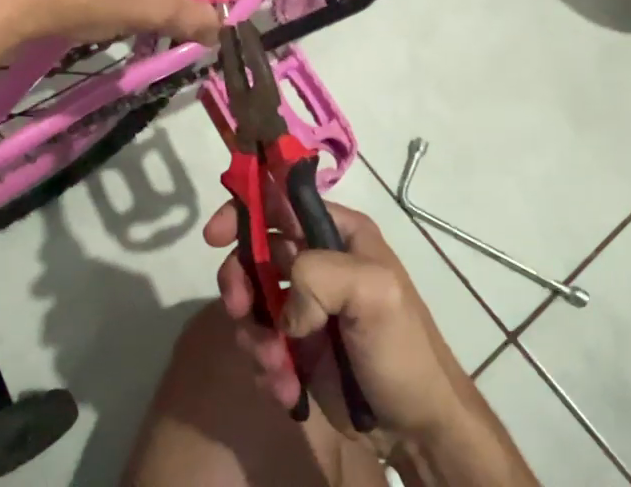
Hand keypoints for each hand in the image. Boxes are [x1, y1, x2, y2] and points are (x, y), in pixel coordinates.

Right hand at [205, 200, 470, 449]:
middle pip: (253, 252)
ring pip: (249, 302)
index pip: (282, 202)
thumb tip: (285, 308)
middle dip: (239, 282)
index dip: (244, 209)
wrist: (415, 428)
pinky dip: (265, 367)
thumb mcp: (374, 293)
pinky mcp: (294, 347)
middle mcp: (318, 262)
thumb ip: (320, 274)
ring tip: (277, 366)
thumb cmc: (402, 349)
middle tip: (240, 309)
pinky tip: (288, 388)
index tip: (216, 236)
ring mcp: (304, 306)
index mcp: (339, 234)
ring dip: (254, 335)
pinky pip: (258, 344)